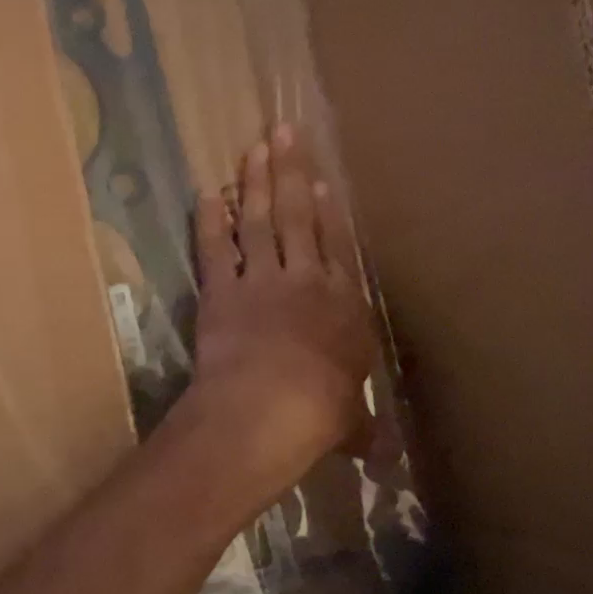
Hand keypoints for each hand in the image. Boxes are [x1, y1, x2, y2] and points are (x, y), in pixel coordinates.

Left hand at [187, 123, 375, 497]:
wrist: (268, 409)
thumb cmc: (322, 415)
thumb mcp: (351, 423)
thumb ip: (363, 430)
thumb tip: (386, 461)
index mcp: (344, 305)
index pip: (338, 245)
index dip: (329, 211)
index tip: (321, 179)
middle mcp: (305, 281)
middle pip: (298, 216)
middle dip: (290, 171)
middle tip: (283, 132)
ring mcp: (261, 281)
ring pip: (259, 222)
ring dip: (255, 182)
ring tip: (254, 147)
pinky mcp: (221, 292)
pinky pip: (214, 249)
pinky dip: (210, 221)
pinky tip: (207, 194)